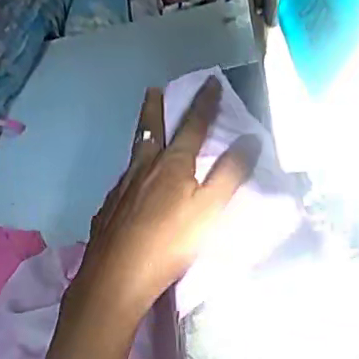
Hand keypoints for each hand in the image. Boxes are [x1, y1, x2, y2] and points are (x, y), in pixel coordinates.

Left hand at [71, 77, 260, 325]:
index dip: (204, 103)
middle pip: (151, 132)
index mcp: (172, 165)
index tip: (211, 81)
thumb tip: (250, 138)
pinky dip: (130, 175)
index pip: (193, 126)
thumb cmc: (170, 244)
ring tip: (145, 133)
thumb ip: (230, 174)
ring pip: (134, 156)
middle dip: (156, 109)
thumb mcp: (210, 210)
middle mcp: (143, 170)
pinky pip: (122, 184)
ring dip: (142, 138)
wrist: (117, 277)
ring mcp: (122, 190)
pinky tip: (130, 187)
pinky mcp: (108, 211)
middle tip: (154, 90)